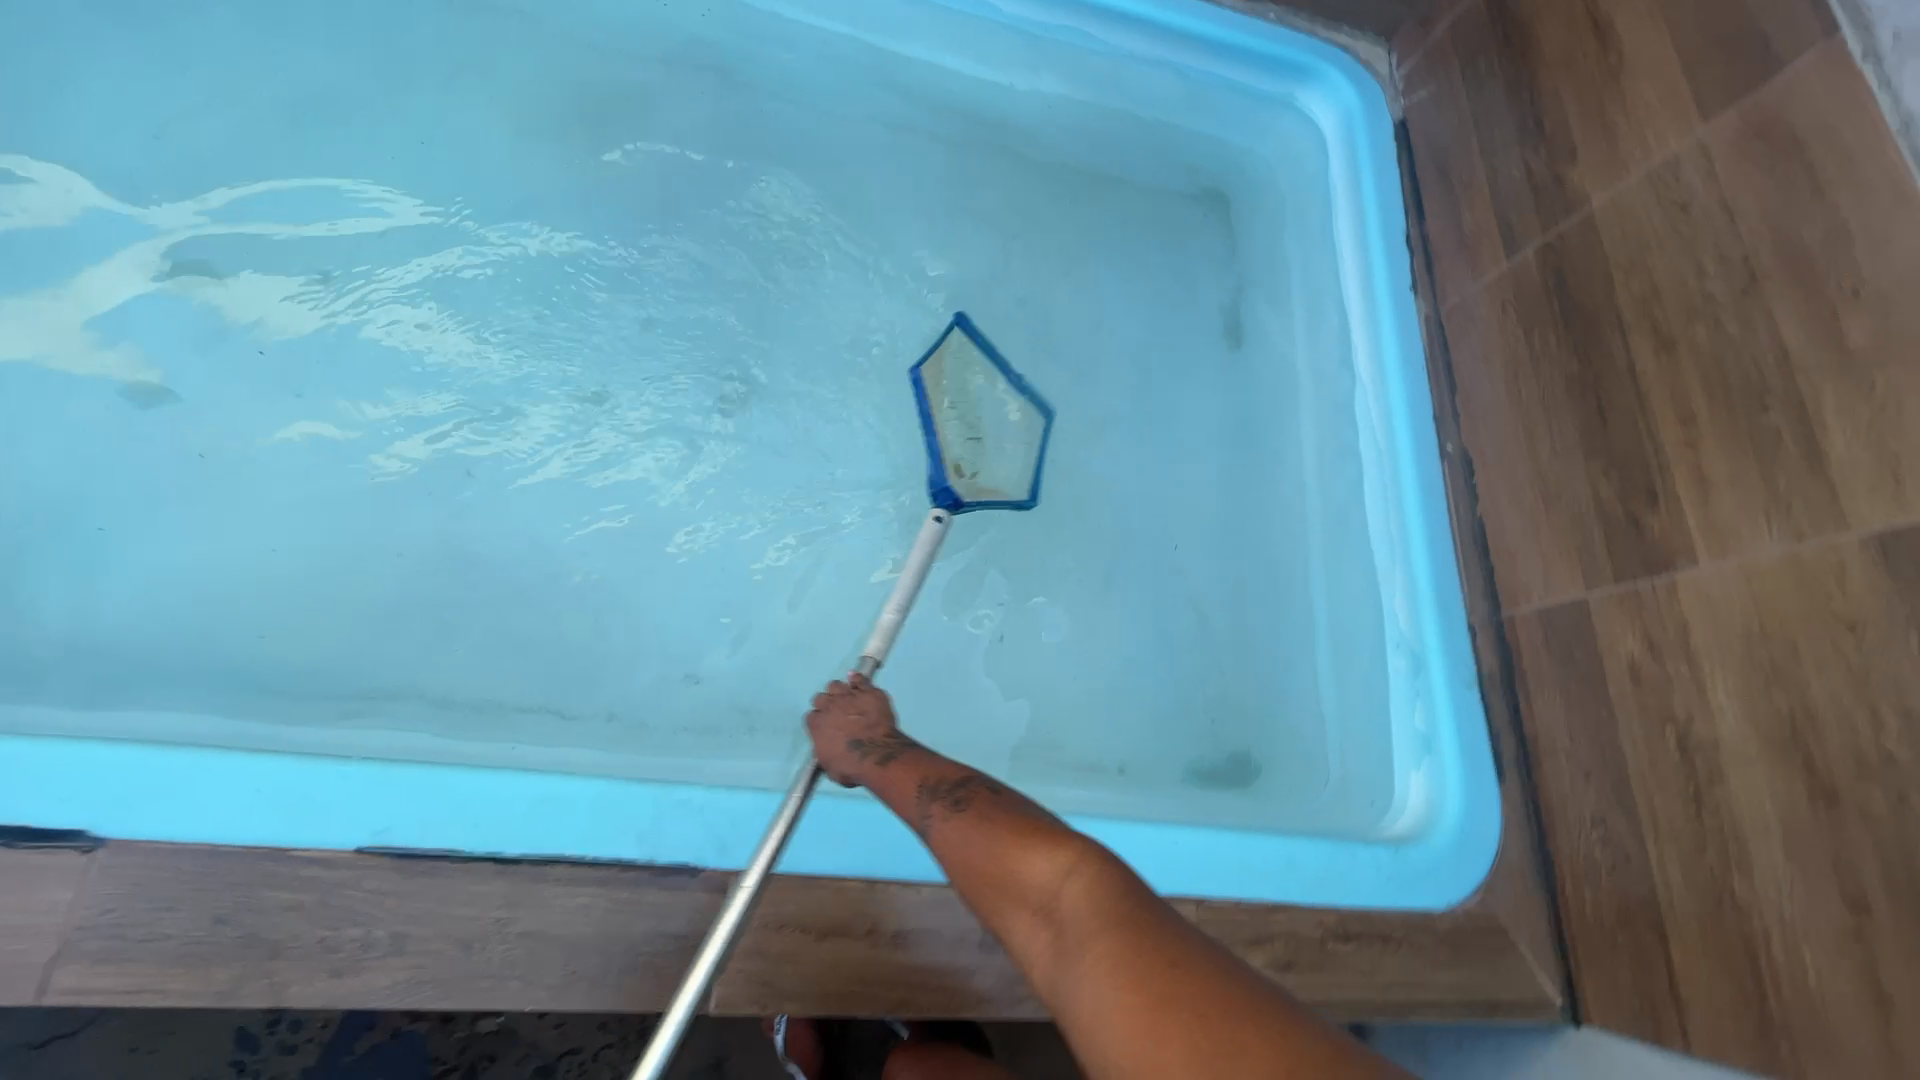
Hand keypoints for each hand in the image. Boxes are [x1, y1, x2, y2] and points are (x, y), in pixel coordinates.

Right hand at [806, 673, 919, 786]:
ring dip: (840, 691)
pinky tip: (857, 680)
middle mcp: (830, 706)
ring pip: (837, 685)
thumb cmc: (851, 766)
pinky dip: (857, 679)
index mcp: (817, 724)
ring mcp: (850, 696)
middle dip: (827, 705)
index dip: (819, 721)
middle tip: (837, 714)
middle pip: (822, 698)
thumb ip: (824, 750)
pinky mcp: (869, 692)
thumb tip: (826, 747)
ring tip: (847, 698)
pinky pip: (860, 679)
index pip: (812, 717)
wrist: (878, 755)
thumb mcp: (828, 765)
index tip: (826, 727)